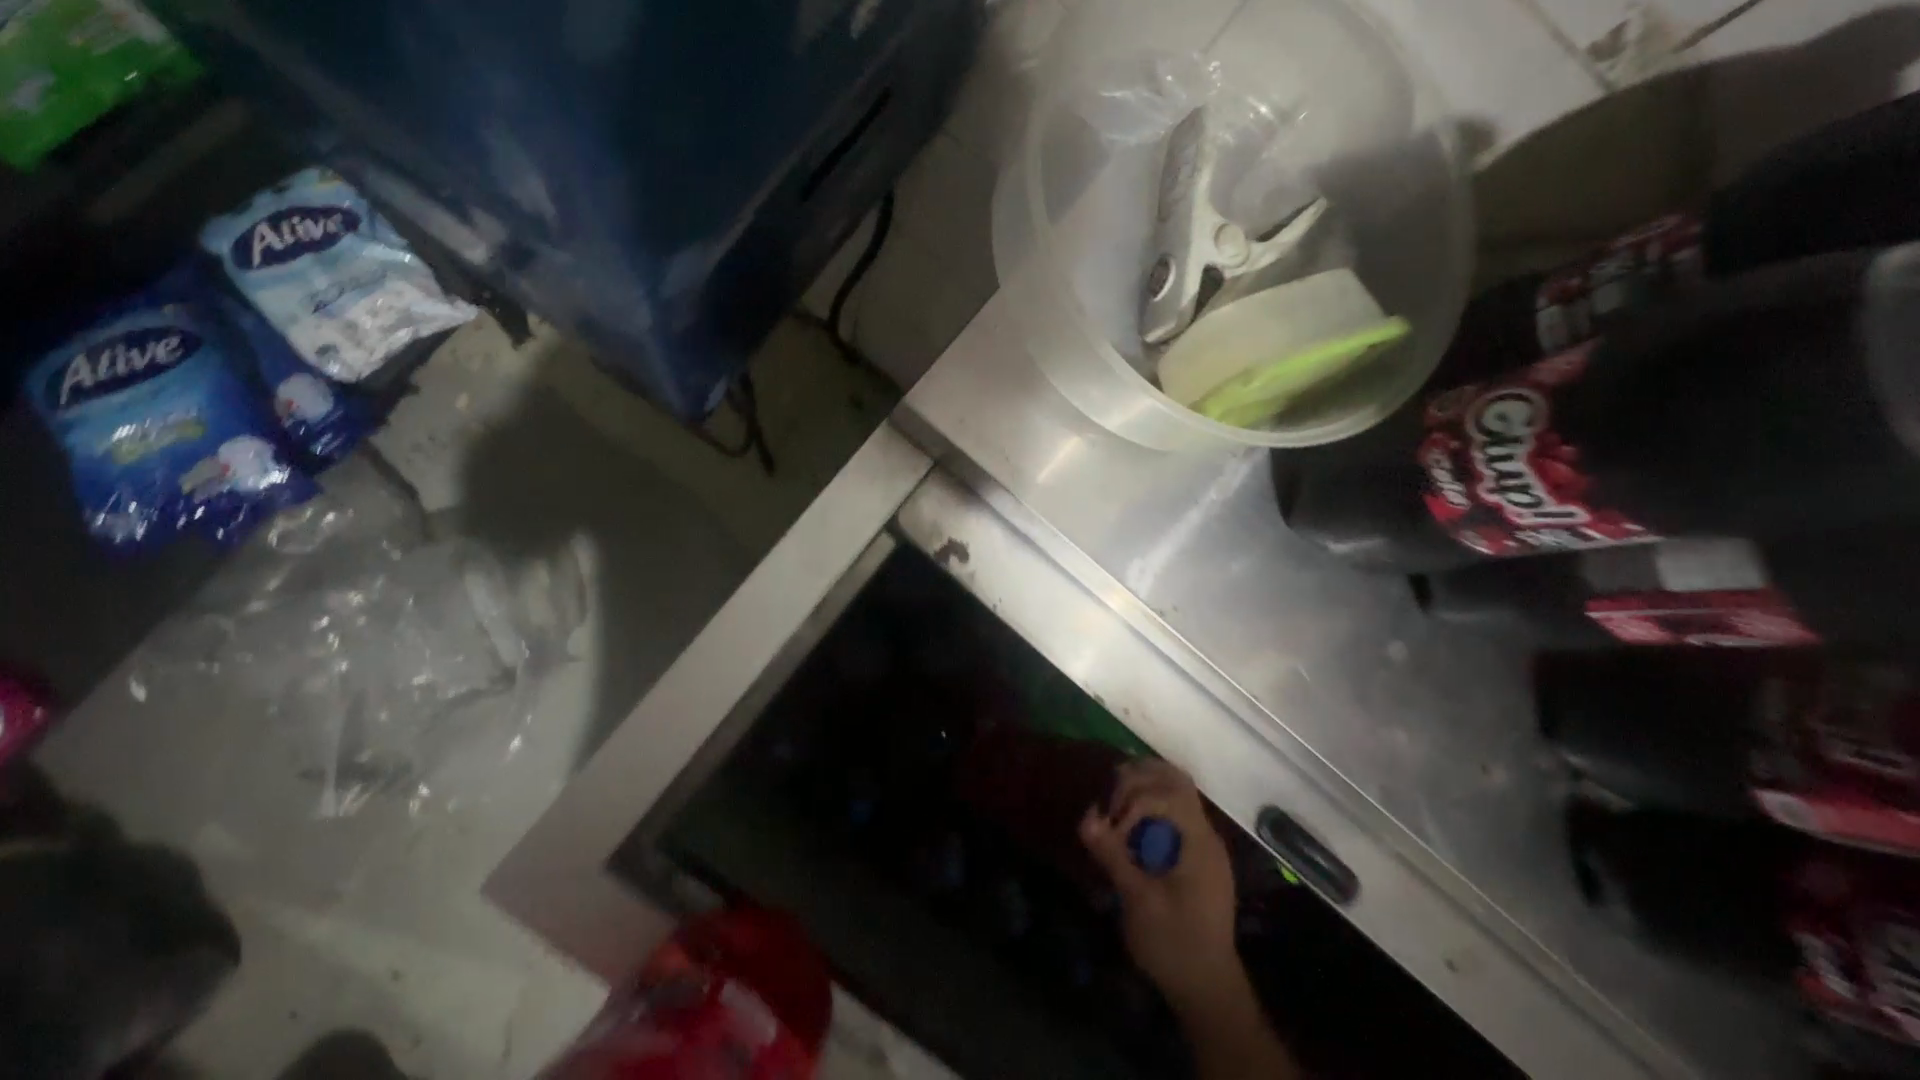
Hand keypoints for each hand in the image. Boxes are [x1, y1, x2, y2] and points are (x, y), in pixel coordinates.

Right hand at [1079, 760, 1237, 1009]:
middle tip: (1109, 798)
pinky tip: (1128, 830)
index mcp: (1198, 842)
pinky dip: (1150, 811)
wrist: (1207, 987)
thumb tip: (1086, 816)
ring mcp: (1204, 846)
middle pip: (1177, 782)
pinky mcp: (1197, 859)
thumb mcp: (1138, 901)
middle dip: (1139, 780)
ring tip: (1115, 808)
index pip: (1168, 792)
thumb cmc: (1173, 944)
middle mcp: (1206, 836)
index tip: (1111, 830)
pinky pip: (1175, 817)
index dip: (1133, 800)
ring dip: (1144, 791)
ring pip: (1178, 795)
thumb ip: (1113, 855)